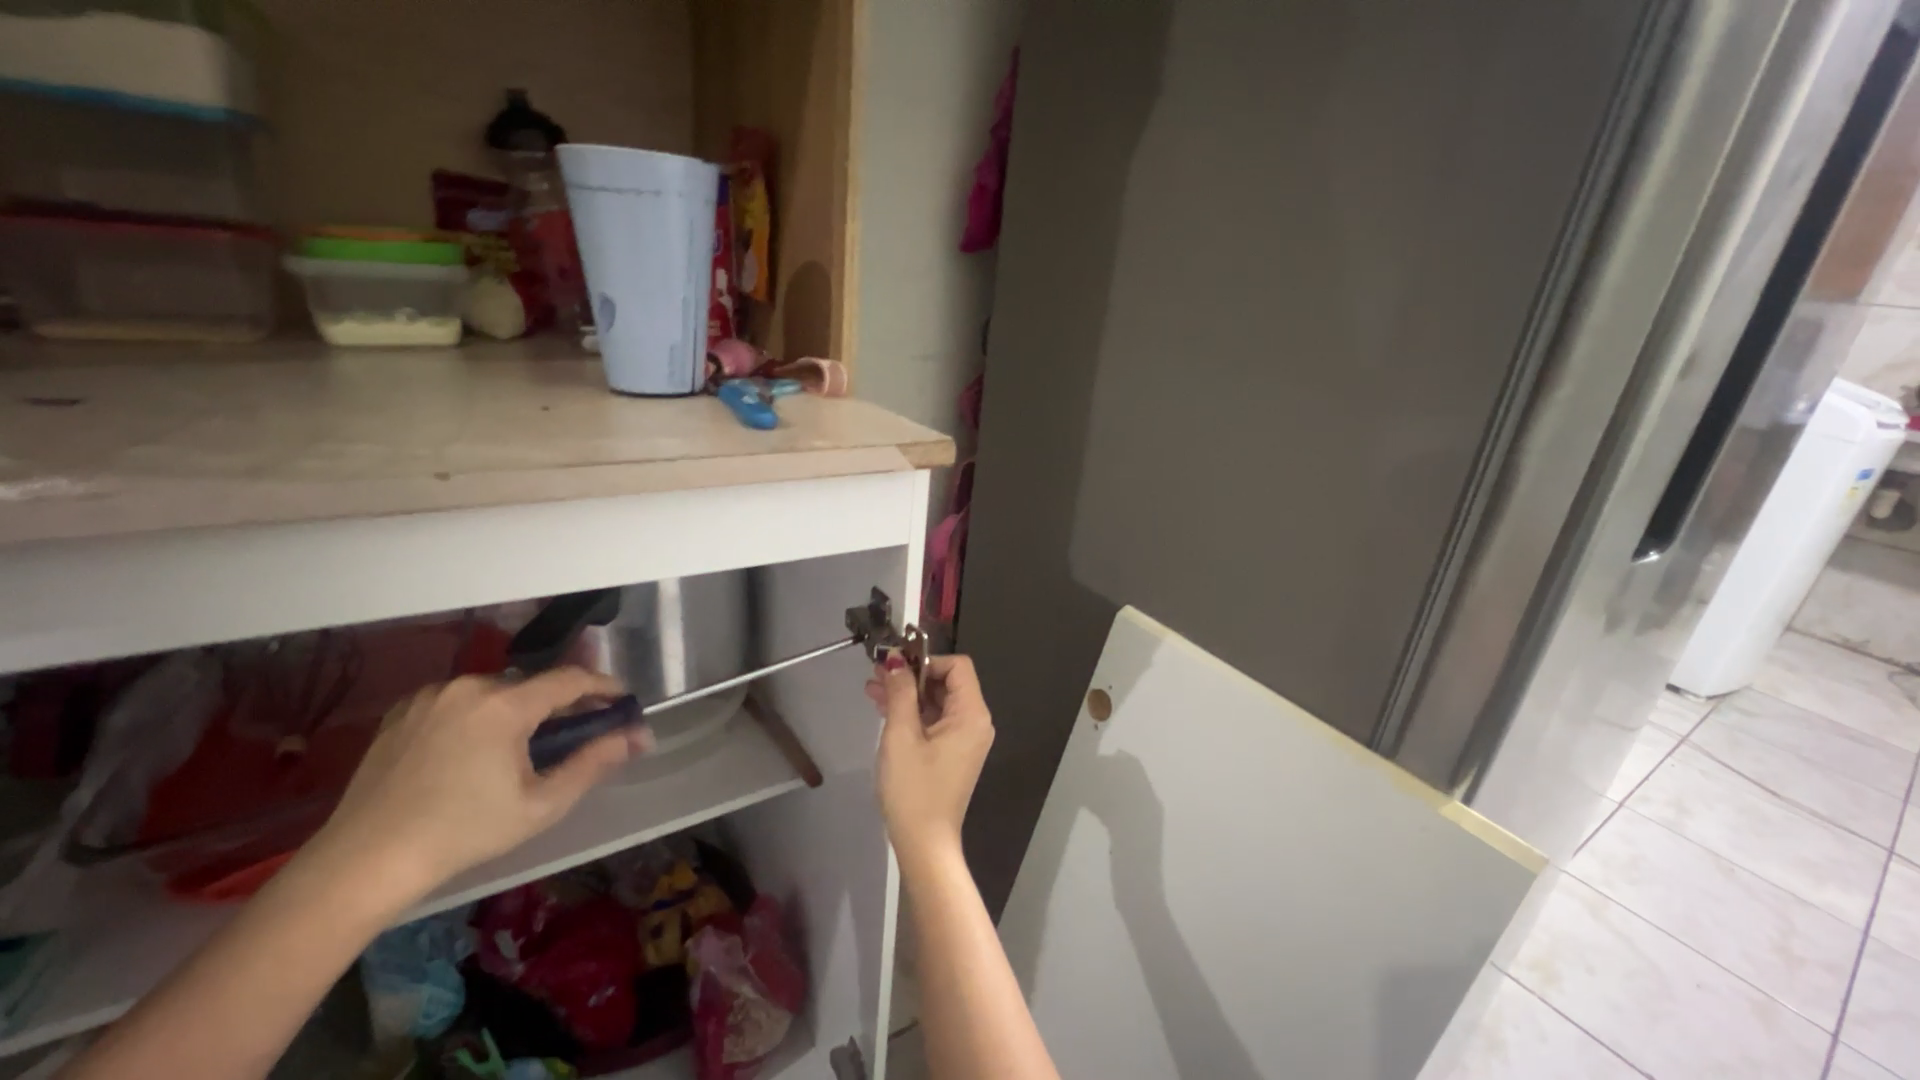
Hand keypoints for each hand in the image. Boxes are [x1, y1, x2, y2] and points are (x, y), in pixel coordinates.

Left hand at [302, 668, 645, 904]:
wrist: (365, 860)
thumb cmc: (464, 833)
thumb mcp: (541, 805)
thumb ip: (593, 762)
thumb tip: (636, 736)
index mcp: (505, 704)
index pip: (570, 678)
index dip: (603, 686)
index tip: (623, 701)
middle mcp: (468, 686)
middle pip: (530, 685)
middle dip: (559, 704)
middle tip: (575, 733)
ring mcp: (430, 696)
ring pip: (493, 692)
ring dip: (517, 710)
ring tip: (522, 747)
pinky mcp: (401, 711)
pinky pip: (457, 702)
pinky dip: (478, 716)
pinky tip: (475, 752)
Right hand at [867, 654, 994, 863]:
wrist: (923, 843)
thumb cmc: (913, 789)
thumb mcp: (901, 735)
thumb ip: (900, 692)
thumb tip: (896, 659)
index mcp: (972, 715)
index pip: (957, 666)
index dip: (926, 660)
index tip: (895, 666)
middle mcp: (975, 724)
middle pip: (947, 682)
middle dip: (912, 675)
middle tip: (877, 673)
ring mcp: (965, 740)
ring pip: (937, 702)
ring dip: (907, 694)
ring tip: (873, 690)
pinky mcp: (952, 754)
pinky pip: (935, 721)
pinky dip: (912, 713)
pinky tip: (884, 710)